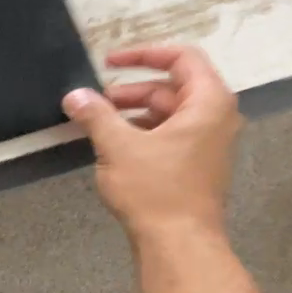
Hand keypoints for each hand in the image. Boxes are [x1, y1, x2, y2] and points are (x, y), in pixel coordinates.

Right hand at [62, 45, 242, 241]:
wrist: (178, 237)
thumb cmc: (154, 188)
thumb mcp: (118, 148)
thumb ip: (96, 117)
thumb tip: (75, 95)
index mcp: (208, 101)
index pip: (182, 59)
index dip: (144, 55)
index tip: (108, 62)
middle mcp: (215, 115)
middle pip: (172, 87)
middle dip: (131, 90)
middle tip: (94, 102)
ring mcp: (207, 140)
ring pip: (168, 113)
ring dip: (132, 113)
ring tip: (97, 125)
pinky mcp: (194, 162)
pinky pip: (168, 134)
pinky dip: (141, 132)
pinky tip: (113, 146)